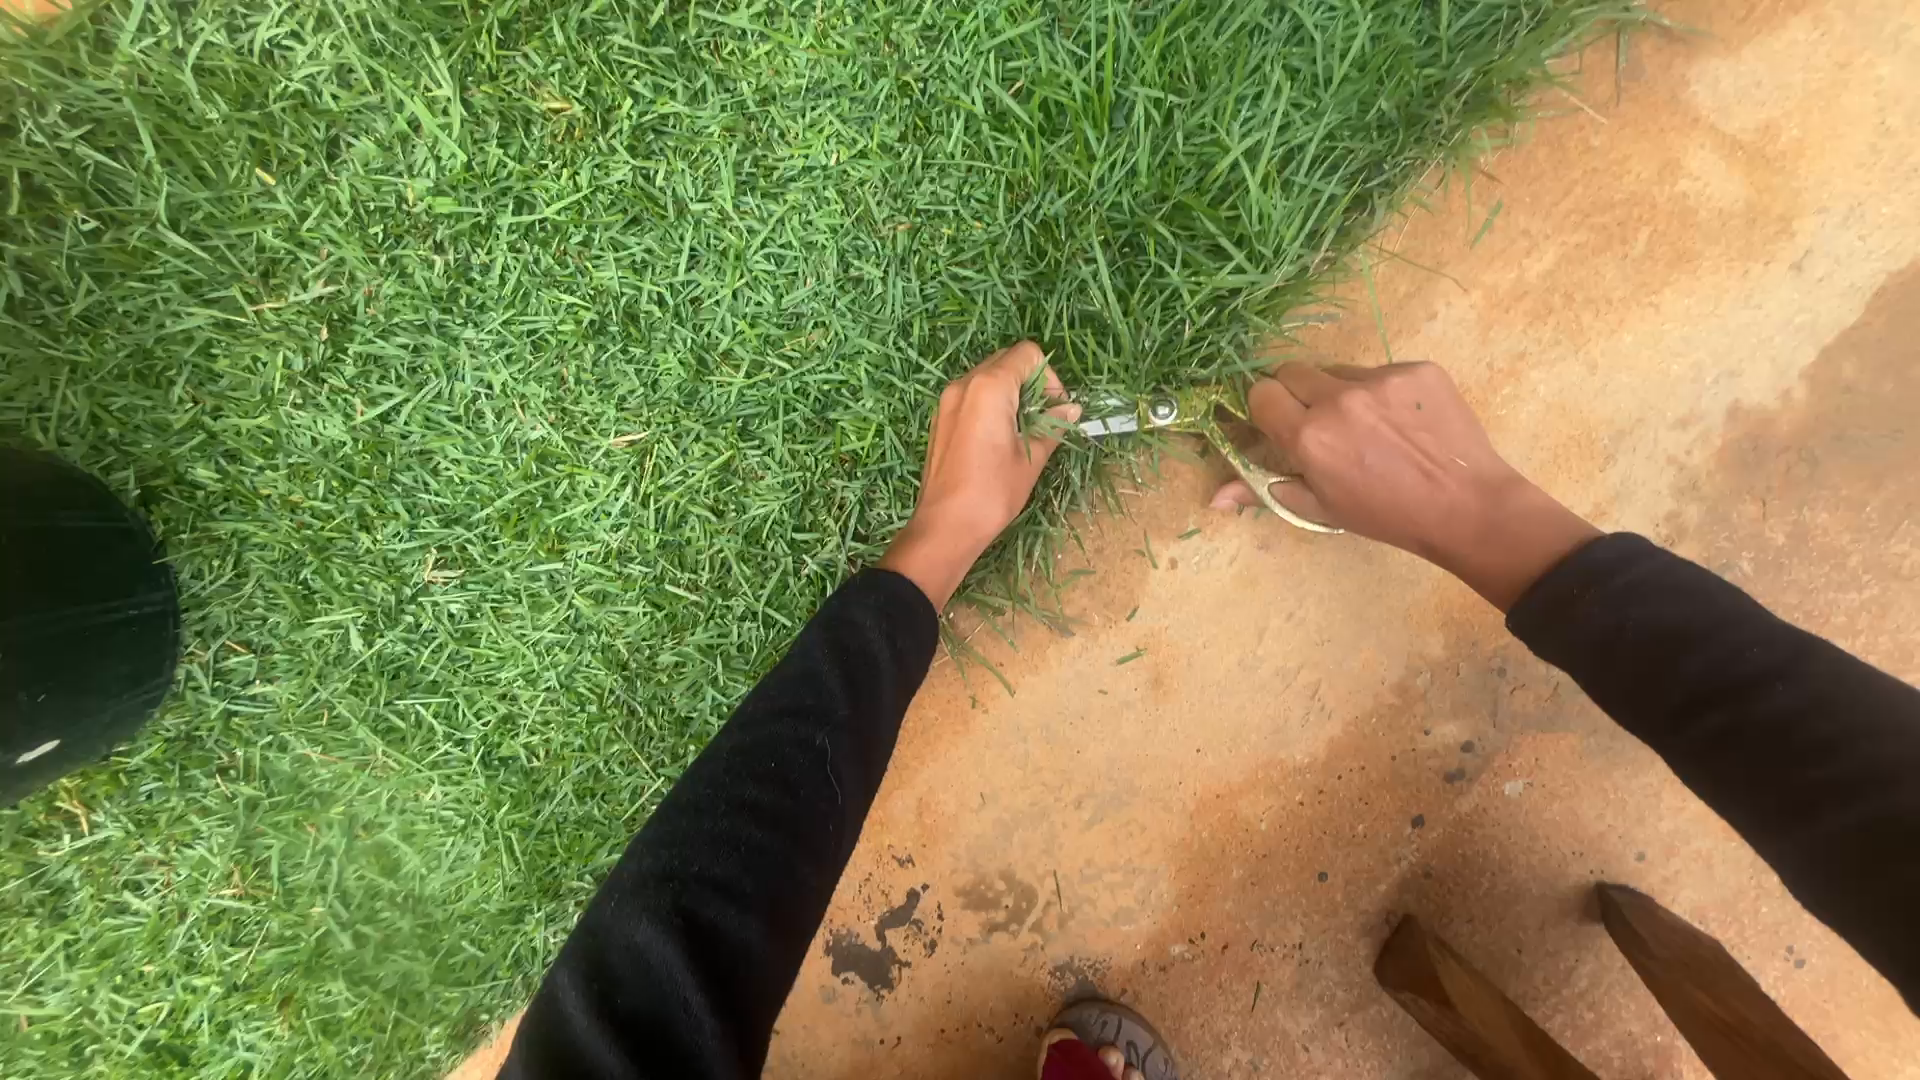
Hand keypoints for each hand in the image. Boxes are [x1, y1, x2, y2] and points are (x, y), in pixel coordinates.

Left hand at [879, 341, 1080, 608]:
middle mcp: (964, 385)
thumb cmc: (992, 493)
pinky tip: (999, 439)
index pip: (1027, 354)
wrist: (945, 526)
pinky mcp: (939, 420)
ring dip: (1011, 395)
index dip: (1049, 377)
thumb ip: (1052, 427)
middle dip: (1031, 384)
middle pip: (1006, 361)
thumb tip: (1071, 410)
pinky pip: (971, 397)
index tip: (1055, 409)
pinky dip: (990, 405)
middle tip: (1043, 420)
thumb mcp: (1031, 459)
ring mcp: (946, 402)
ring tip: (1022, 432)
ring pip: (987, 378)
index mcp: (989, 388)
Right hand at [1211, 361, 1599, 610]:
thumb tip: (1213, 498)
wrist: (1465, 505)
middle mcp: (1338, 401)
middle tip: (1315, 420)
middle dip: (1294, 393)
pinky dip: (1379, 392)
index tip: (1277, 423)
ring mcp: (1380, 380)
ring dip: (1337, 392)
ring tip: (1365, 425)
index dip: (1265, 408)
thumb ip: (1261, 491)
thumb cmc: (1383, 514)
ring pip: (1336, 371)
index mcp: (1308, 437)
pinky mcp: (1416, 369)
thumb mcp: (1317, 507)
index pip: (1261, 394)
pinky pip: (1378, 371)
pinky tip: (1399, 420)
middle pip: (1292, 371)